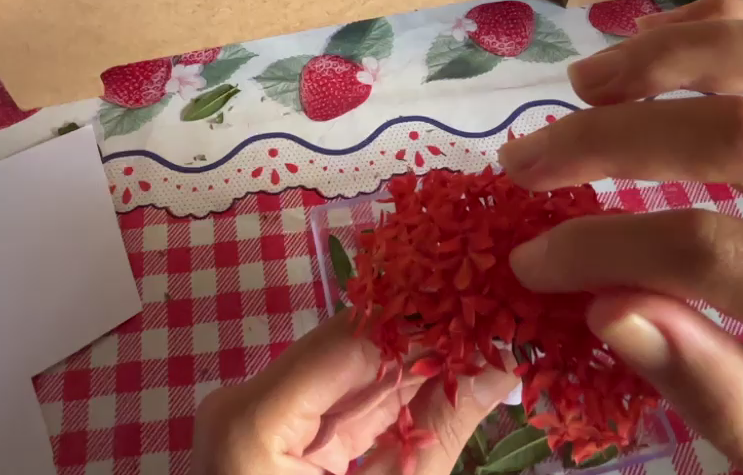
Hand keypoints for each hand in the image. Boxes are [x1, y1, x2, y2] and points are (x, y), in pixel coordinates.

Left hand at [191, 312, 515, 474]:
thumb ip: (438, 430)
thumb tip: (498, 365)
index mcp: (254, 422)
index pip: (349, 343)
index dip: (418, 323)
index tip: (478, 310)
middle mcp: (244, 401)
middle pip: (346, 349)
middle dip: (419, 337)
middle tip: (486, 323)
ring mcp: (255, 414)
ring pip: (345, 369)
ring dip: (410, 360)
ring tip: (472, 342)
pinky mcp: (272, 432)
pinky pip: (336, 401)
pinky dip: (386, 394)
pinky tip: (435, 372)